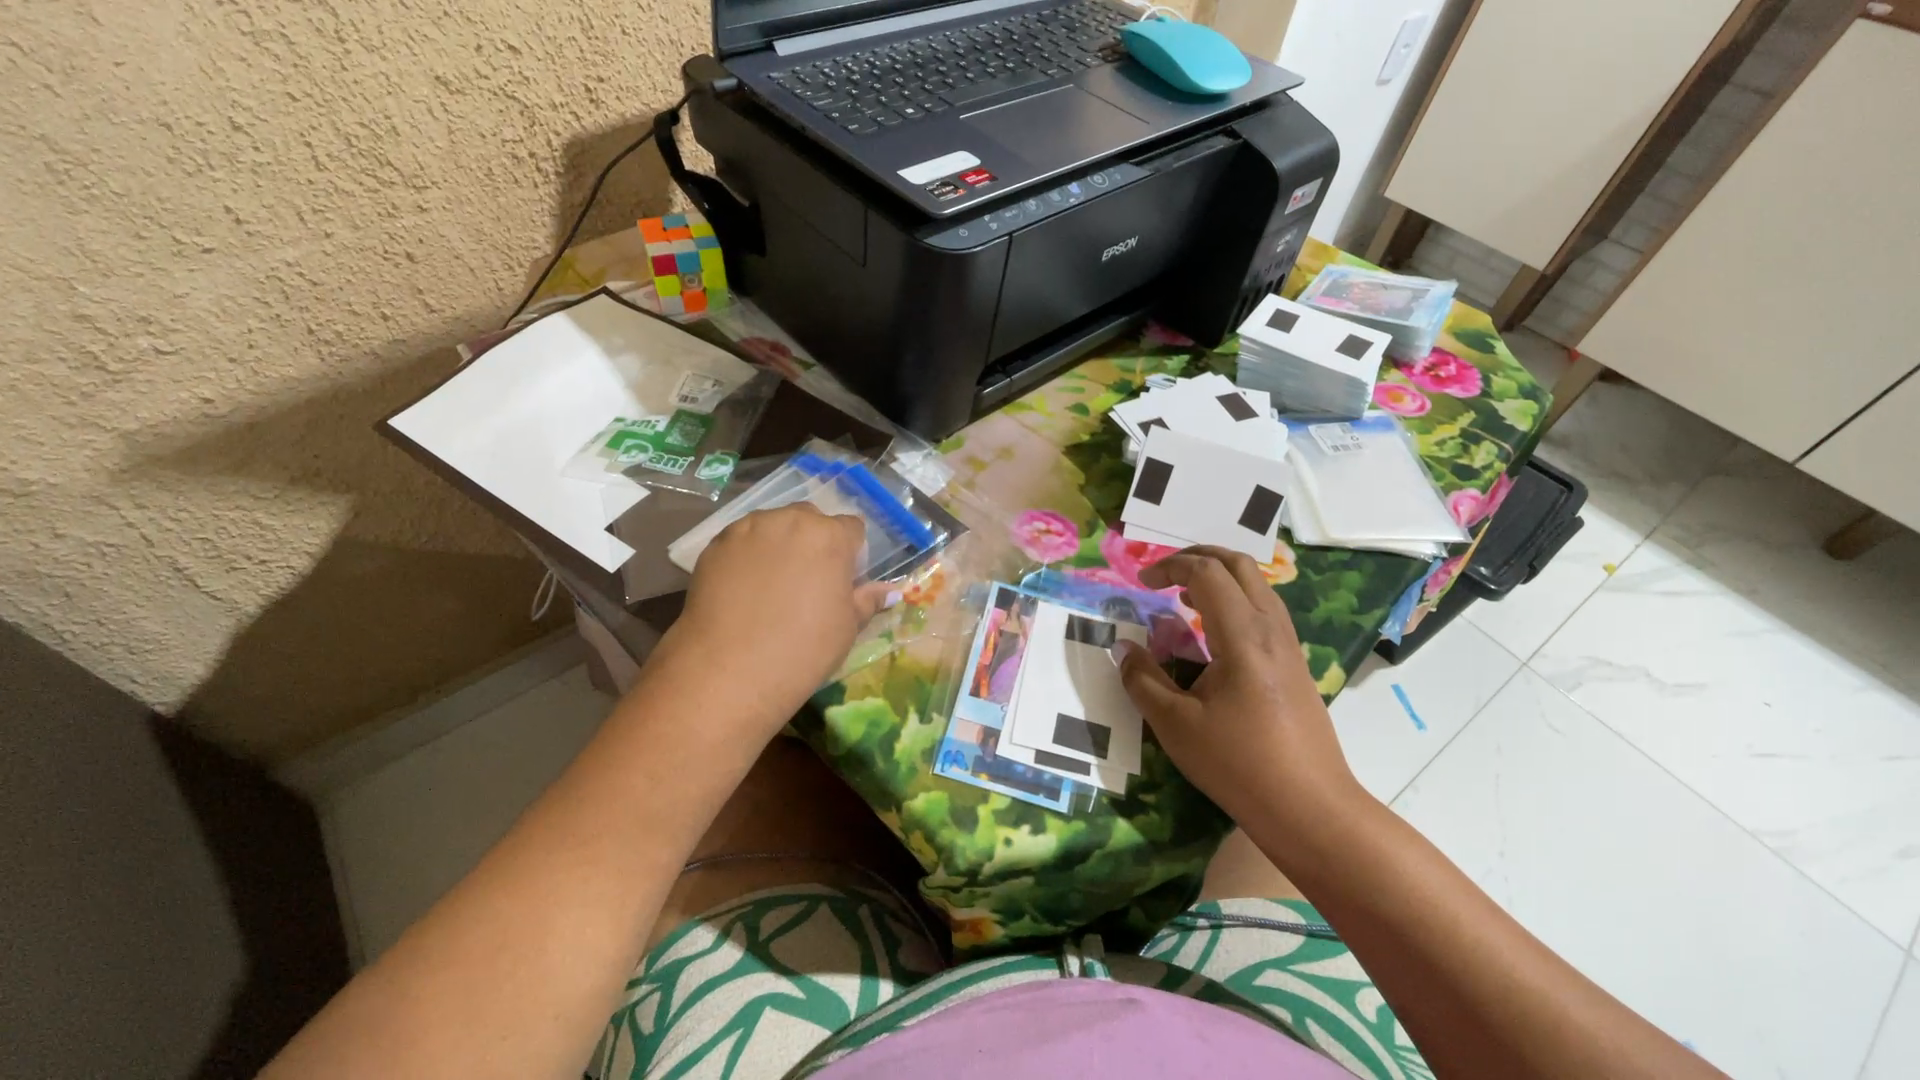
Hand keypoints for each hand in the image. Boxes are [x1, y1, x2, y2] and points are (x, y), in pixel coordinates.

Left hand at [657, 503, 894, 738]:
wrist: (728, 670)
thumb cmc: (803, 649)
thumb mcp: (846, 627)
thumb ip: (867, 600)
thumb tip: (890, 591)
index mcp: (829, 536)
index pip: (852, 528)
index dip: (851, 553)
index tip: (842, 581)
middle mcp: (789, 521)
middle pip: (810, 519)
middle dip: (813, 541)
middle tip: (807, 582)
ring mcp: (747, 529)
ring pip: (772, 527)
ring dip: (778, 545)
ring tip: (771, 586)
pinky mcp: (715, 545)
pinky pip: (741, 541)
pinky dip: (747, 556)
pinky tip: (743, 590)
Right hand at [1114, 546, 1365, 826]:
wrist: (1308, 805)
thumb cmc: (1238, 763)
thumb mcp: (1175, 725)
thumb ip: (1143, 680)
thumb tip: (1124, 649)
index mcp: (1243, 635)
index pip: (1207, 572)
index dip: (1170, 567)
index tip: (1141, 584)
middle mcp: (1272, 628)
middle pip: (1239, 564)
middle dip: (1197, 558)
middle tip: (1163, 575)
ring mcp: (1289, 645)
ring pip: (1257, 585)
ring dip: (1219, 578)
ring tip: (1184, 601)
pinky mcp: (1295, 665)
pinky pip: (1265, 610)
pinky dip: (1234, 602)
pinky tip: (1213, 635)